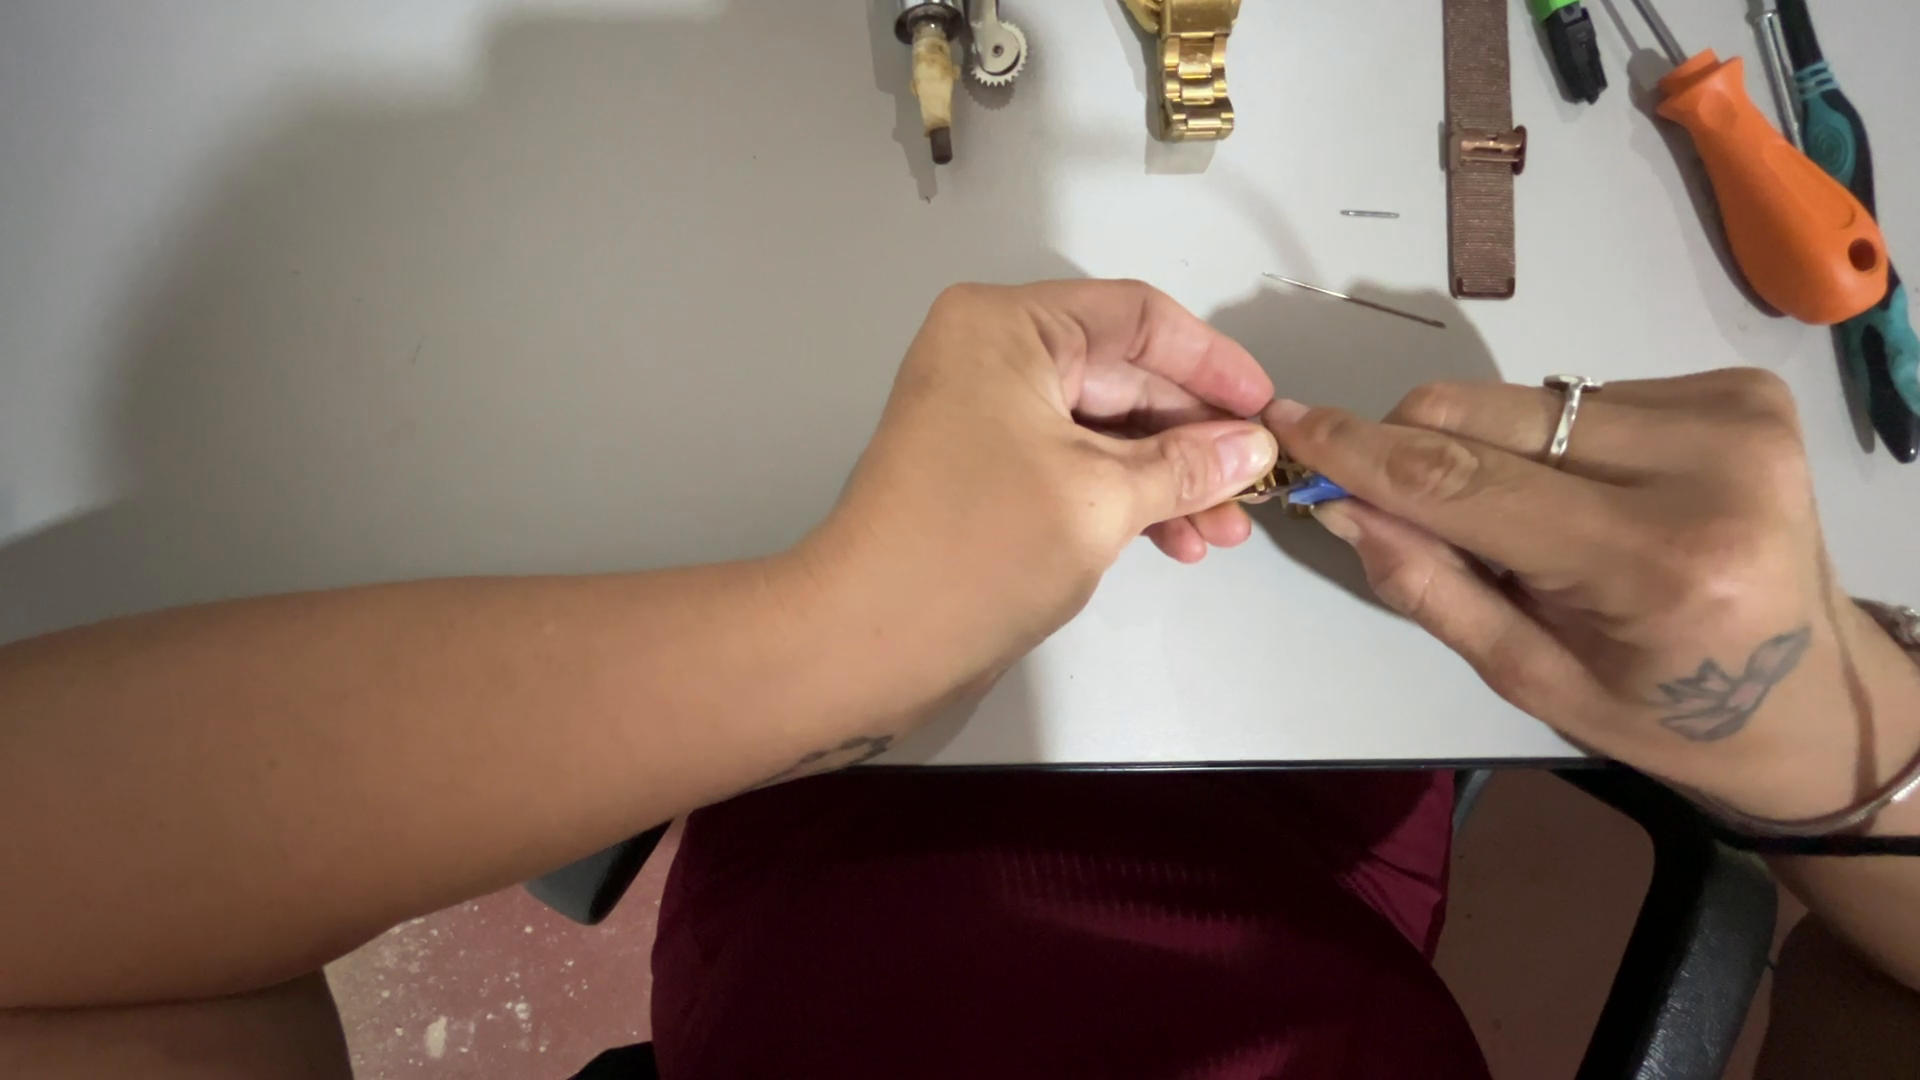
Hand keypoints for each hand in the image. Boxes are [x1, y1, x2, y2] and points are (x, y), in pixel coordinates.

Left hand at [807, 281, 1277, 688]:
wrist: (873, 639)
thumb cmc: (981, 548)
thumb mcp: (1101, 498)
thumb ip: (1187, 466)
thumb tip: (1254, 447)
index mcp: (1007, 327)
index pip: (1136, 318)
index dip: (1210, 362)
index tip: (1265, 410)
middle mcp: (993, 358)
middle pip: (1122, 379)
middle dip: (1193, 439)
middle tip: (1254, 488)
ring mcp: (988, 419)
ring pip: (1102, 433)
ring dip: (1166, 480)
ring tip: (1223, 531)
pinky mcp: (989, 474)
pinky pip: (1073, 468)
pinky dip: (1123, 500)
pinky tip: (1175, 541)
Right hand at [1266, 369, 1919, 820]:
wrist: (1821, 698)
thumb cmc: (1656, 710)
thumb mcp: (1518, 673)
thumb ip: (1421, 582)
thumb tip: (1338, 502)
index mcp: (1656, 559)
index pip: (1459, 481)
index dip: (1357, 450)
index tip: (1285, 423)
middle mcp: (1706, 461)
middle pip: (1474, 413)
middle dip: (1399, 447)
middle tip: (1379, 499)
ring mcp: (1730, 412)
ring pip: (1507, 397)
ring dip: (1464, 447)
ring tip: (1501, 515)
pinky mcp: (1733, 390)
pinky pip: (1558, 395)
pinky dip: (1522, 440)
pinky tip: (1560, 491)